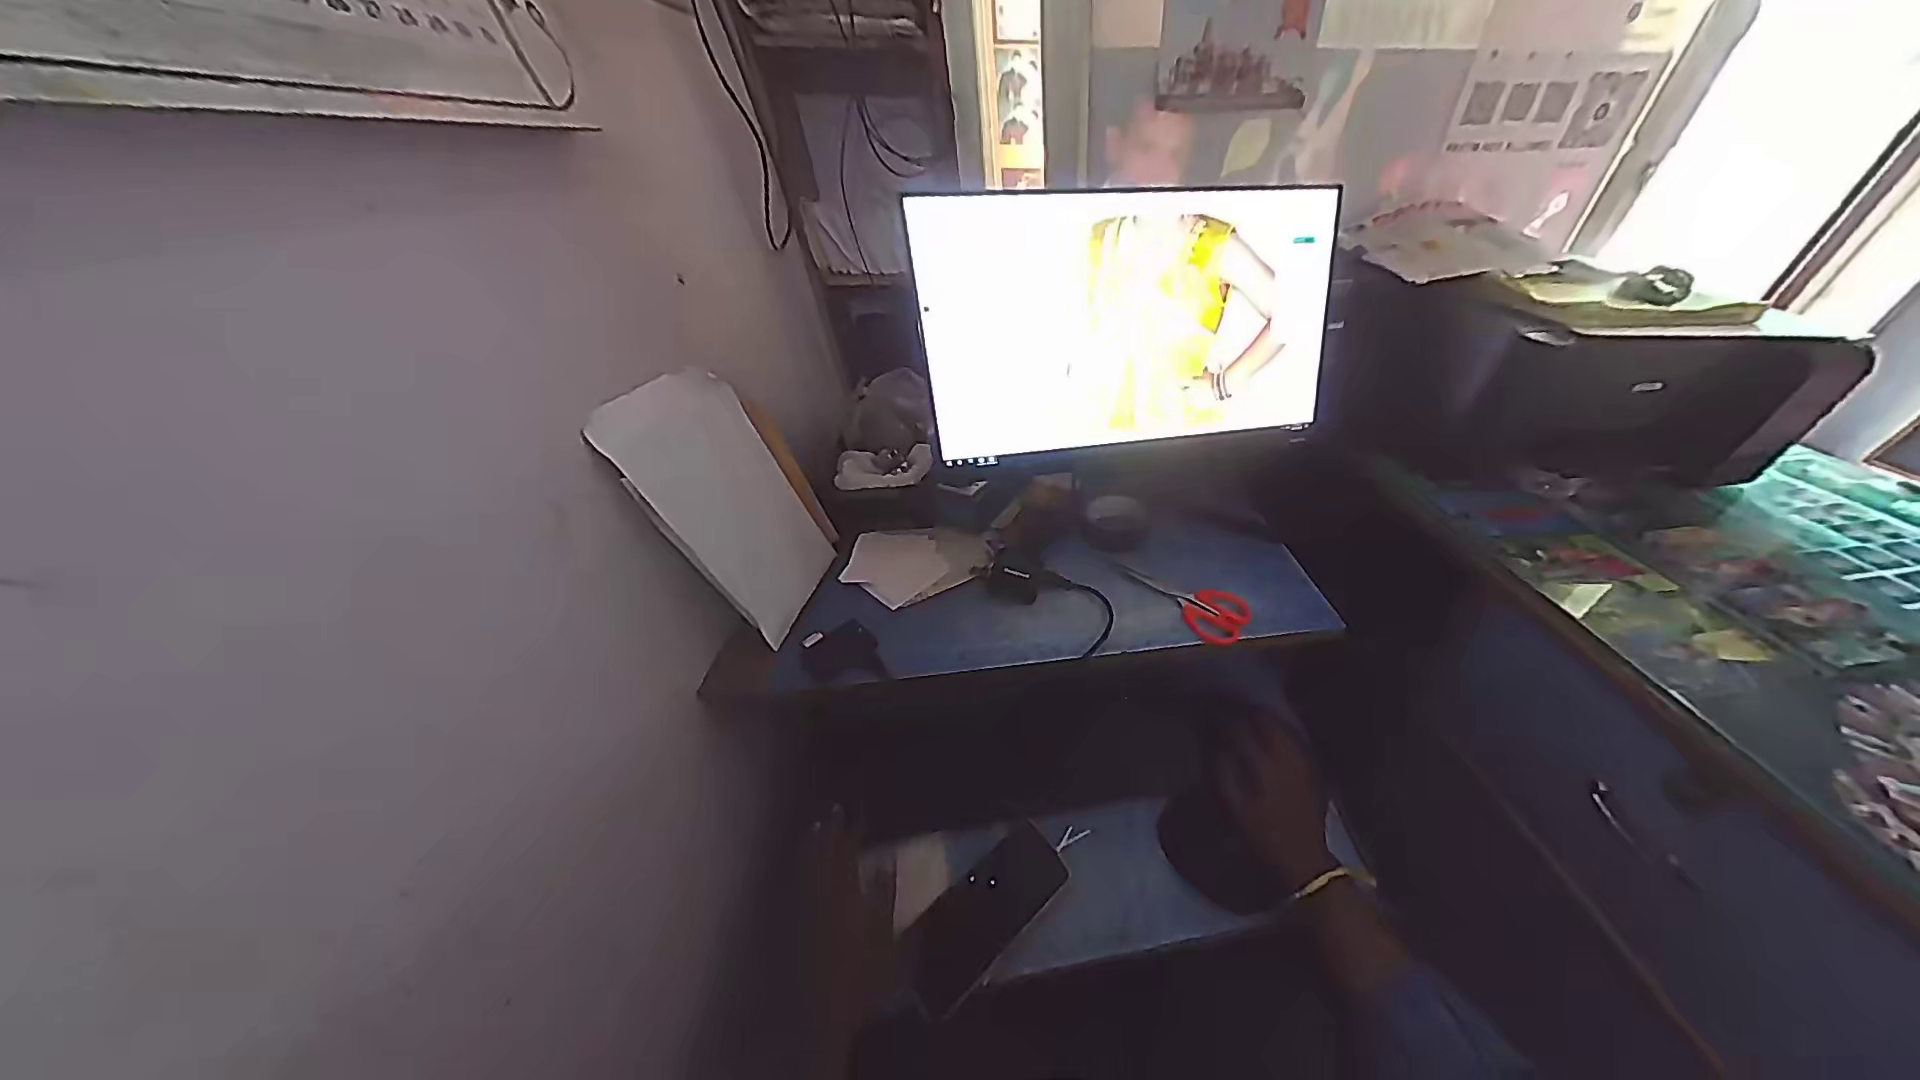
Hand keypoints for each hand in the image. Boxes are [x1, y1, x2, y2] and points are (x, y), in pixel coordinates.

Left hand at [799, 809, 893, 1078]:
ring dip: (813, 846)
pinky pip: (801, 887)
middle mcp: (826, 897)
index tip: (857, 810)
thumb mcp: (890, 935)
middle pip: (826, 858)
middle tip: (833, 808)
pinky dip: (803, 870)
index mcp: (849, 895)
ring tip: (814, 826)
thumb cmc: (866, 975)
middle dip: (831, 831)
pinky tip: (802, 864)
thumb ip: (886, 895)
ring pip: (810, 870)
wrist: (828, 1011)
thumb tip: (887, 859)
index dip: (854, 831)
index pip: (850, 854)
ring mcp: (810, 911)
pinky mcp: (800, 926)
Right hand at [1218, 720, 1331, 885]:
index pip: (1239, 729)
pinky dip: (1277, 728)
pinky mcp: (1312, 769)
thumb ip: (1224, 770)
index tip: (1207, 708)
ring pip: (1281, 726)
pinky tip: (1268, 731)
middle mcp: (1286, 758)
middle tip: (1226, 705)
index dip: (1222, 716)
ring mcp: (1302, 762)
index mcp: (1263, 767)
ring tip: (1244, 713)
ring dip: (1261, 716)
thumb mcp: (1234, 807)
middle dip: (1244, 709)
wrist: (1302, 859)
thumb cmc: (1262, 836)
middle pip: (1264, 720)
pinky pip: (1293, 738)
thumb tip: (1217, 742)